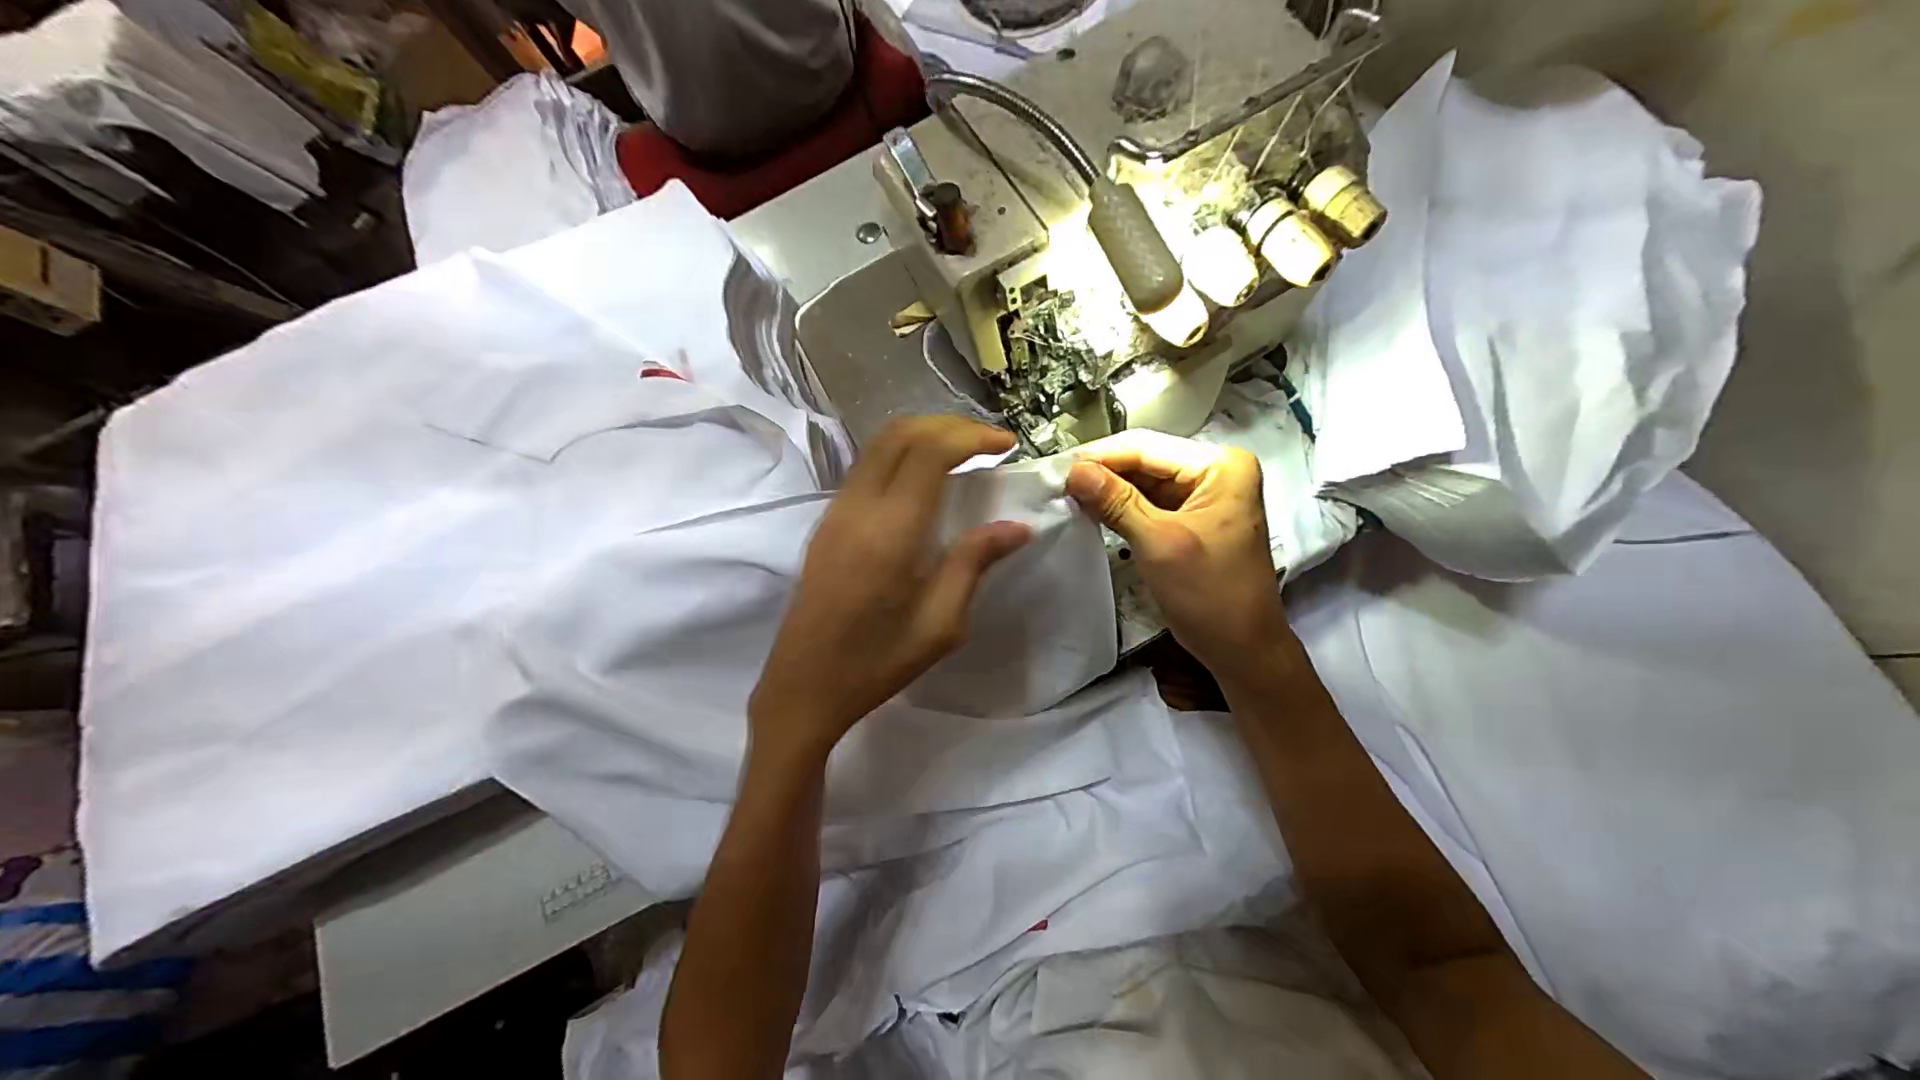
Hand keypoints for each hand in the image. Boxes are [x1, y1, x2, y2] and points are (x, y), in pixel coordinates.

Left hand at [749, 416, 1032, 761]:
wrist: (803, 685)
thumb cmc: (877, 663)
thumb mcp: (941, 624)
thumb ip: (974, 563)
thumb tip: (1017, 526)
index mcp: (890, 532)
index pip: (930, 451)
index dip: (971, 435)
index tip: (1006, 444)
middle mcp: (857, 507)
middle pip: (901, 433)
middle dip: (949, 426)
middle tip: (988, 444)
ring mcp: (835, 511)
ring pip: (878, 444)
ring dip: (923, 435)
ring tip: (963, 454)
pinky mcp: (826, 522)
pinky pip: (866, 467)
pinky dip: (901, 454)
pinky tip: (926, 481)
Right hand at [1066, 429, 1289, 689]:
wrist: (1242, 648)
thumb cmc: (1210, 595)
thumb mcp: (1159, 543)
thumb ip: (1116, 502)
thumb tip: (1074, 471)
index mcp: (1221, 465)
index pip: (1148, 447)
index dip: (1100, 456)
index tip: (1058, 468)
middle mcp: (1216, 470)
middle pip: (1146, 459)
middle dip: (1103, 471)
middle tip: (1057, 482)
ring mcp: (1206, 493)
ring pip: (1145, 480)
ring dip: (1109, 488)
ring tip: (1067, 494)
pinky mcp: (1193, 516)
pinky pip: (1151, 501)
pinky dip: (1122, 506)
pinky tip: (1092, 509)